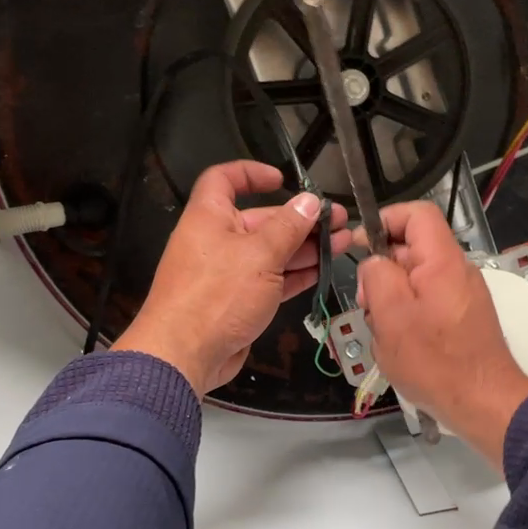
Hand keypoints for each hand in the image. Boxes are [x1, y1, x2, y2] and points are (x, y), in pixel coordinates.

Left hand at [117, 161, 350, 395]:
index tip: (282, 178)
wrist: (184, 355)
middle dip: (300, 220)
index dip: (251, 173)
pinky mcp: (238, 303)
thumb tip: (309, 202)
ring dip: (305, 248)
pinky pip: (270, 282)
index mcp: (210, 217)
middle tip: (339, 221)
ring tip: (343, 244)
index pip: (224, 180)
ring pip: (271, 253)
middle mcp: (217, 241)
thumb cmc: (217, 295)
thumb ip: (288, 227)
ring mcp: (228, 275)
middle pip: (261, 221)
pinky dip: (294, 275)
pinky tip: (323, 271)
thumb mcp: (259, 255)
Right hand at [356, 203, 527, 469]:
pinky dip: (407, 317)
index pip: (417, 214)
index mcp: (443, 261)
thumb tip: (374, 263)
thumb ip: (377, 276)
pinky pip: (428, 304)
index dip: (386, 220)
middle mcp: (458, 272)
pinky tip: (398, 346)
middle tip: (367, 305)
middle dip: (382, 271)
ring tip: (382, 332)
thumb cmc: (434, 361)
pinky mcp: (464, 320)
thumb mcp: (391, 314)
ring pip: (416, 281)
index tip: (361, 245)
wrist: (483, 403)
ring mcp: (464, 297)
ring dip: (392, 300)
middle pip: (413, 249)